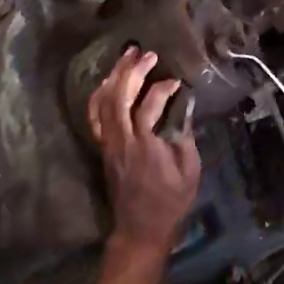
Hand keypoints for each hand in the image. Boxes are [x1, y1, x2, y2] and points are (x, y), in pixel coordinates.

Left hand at [87, 47, 200, 254]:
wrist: (141, 229)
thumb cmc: (170, 201)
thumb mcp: (189, 169)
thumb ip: (184, 135)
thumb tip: (184, 105)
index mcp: (144, 145)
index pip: (149, 105)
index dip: (163, 88)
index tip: (177, 81)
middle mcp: (120, 140)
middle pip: (118, 96)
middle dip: (132, 71)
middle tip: (146, 53)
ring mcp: (108, 144)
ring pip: (102, 102)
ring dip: (113, 77)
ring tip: (126, 57)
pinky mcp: (103, 147)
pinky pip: (95, 116)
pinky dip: (99, 96)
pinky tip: (108, 83)